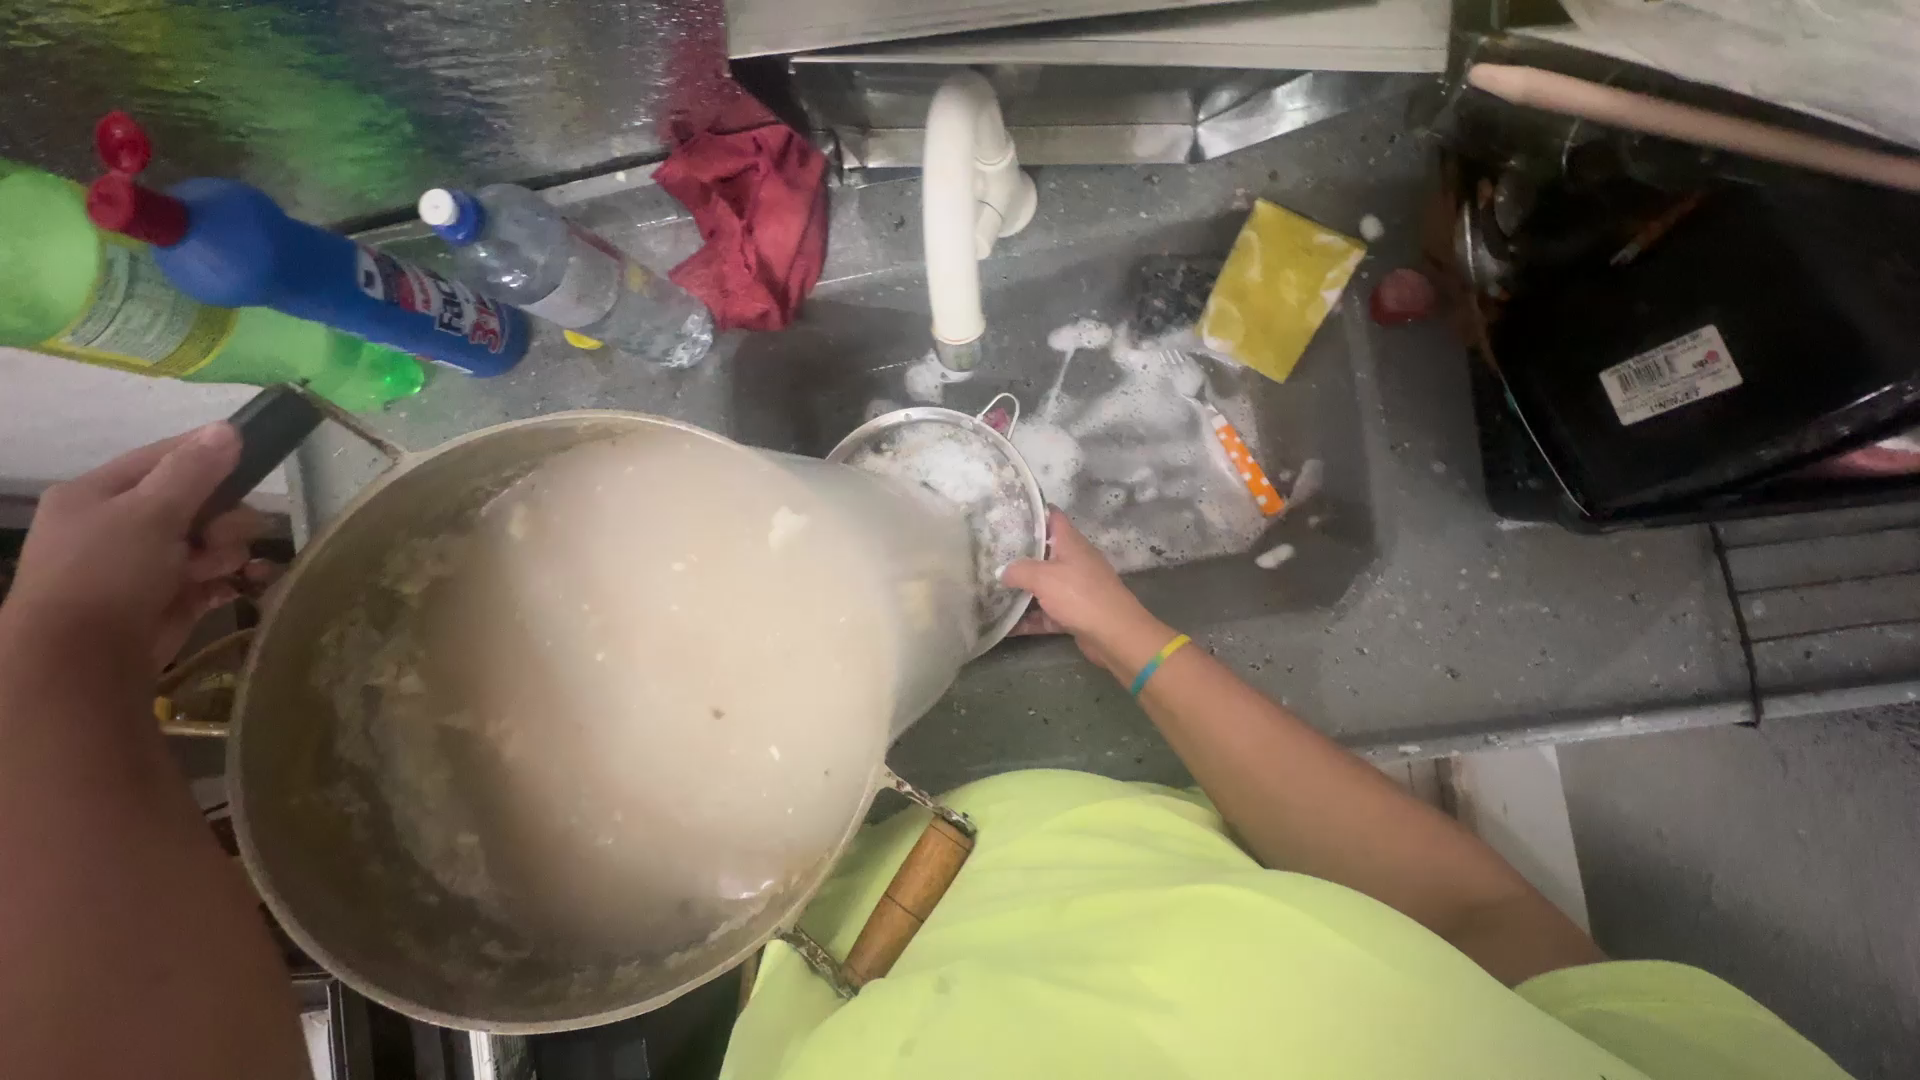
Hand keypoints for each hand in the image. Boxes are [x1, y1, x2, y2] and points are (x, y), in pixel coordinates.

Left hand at [2, 423, 264, 675]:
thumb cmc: (106, 574)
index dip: (207, 456)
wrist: (84, 657)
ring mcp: (150, 562)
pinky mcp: (175, 594)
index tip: (249, 460)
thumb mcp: (149, 513)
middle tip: (216, 537)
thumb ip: (192, 471)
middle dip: (223, 519)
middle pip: (203, 501)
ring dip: (226, 553)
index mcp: (101, 494)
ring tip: (210, 572)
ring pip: (218, 540)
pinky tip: (248, 582)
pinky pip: (223, 574)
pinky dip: (237, 577)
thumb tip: (227, 428)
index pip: (164, 458)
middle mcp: (124, 524)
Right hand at [1000, 508, 1178, 679]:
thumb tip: (1002, 572)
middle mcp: (1074, 561)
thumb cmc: (1080, 595)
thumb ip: (1019, 571)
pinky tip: (1006, 627)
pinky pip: (1046, 613)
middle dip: (1019, 555)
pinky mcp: (1075, 613)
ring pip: (1044, 585)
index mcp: (1071, 543)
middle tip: (990, 555)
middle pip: (1044, 553)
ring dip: (1022, 591)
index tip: (1007, 515)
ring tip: (992, 591)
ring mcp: (1075, 588)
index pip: (1052, 516)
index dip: (1032, 513)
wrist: (1115, 634)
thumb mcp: (1043, 577)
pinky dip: (1029, 619)